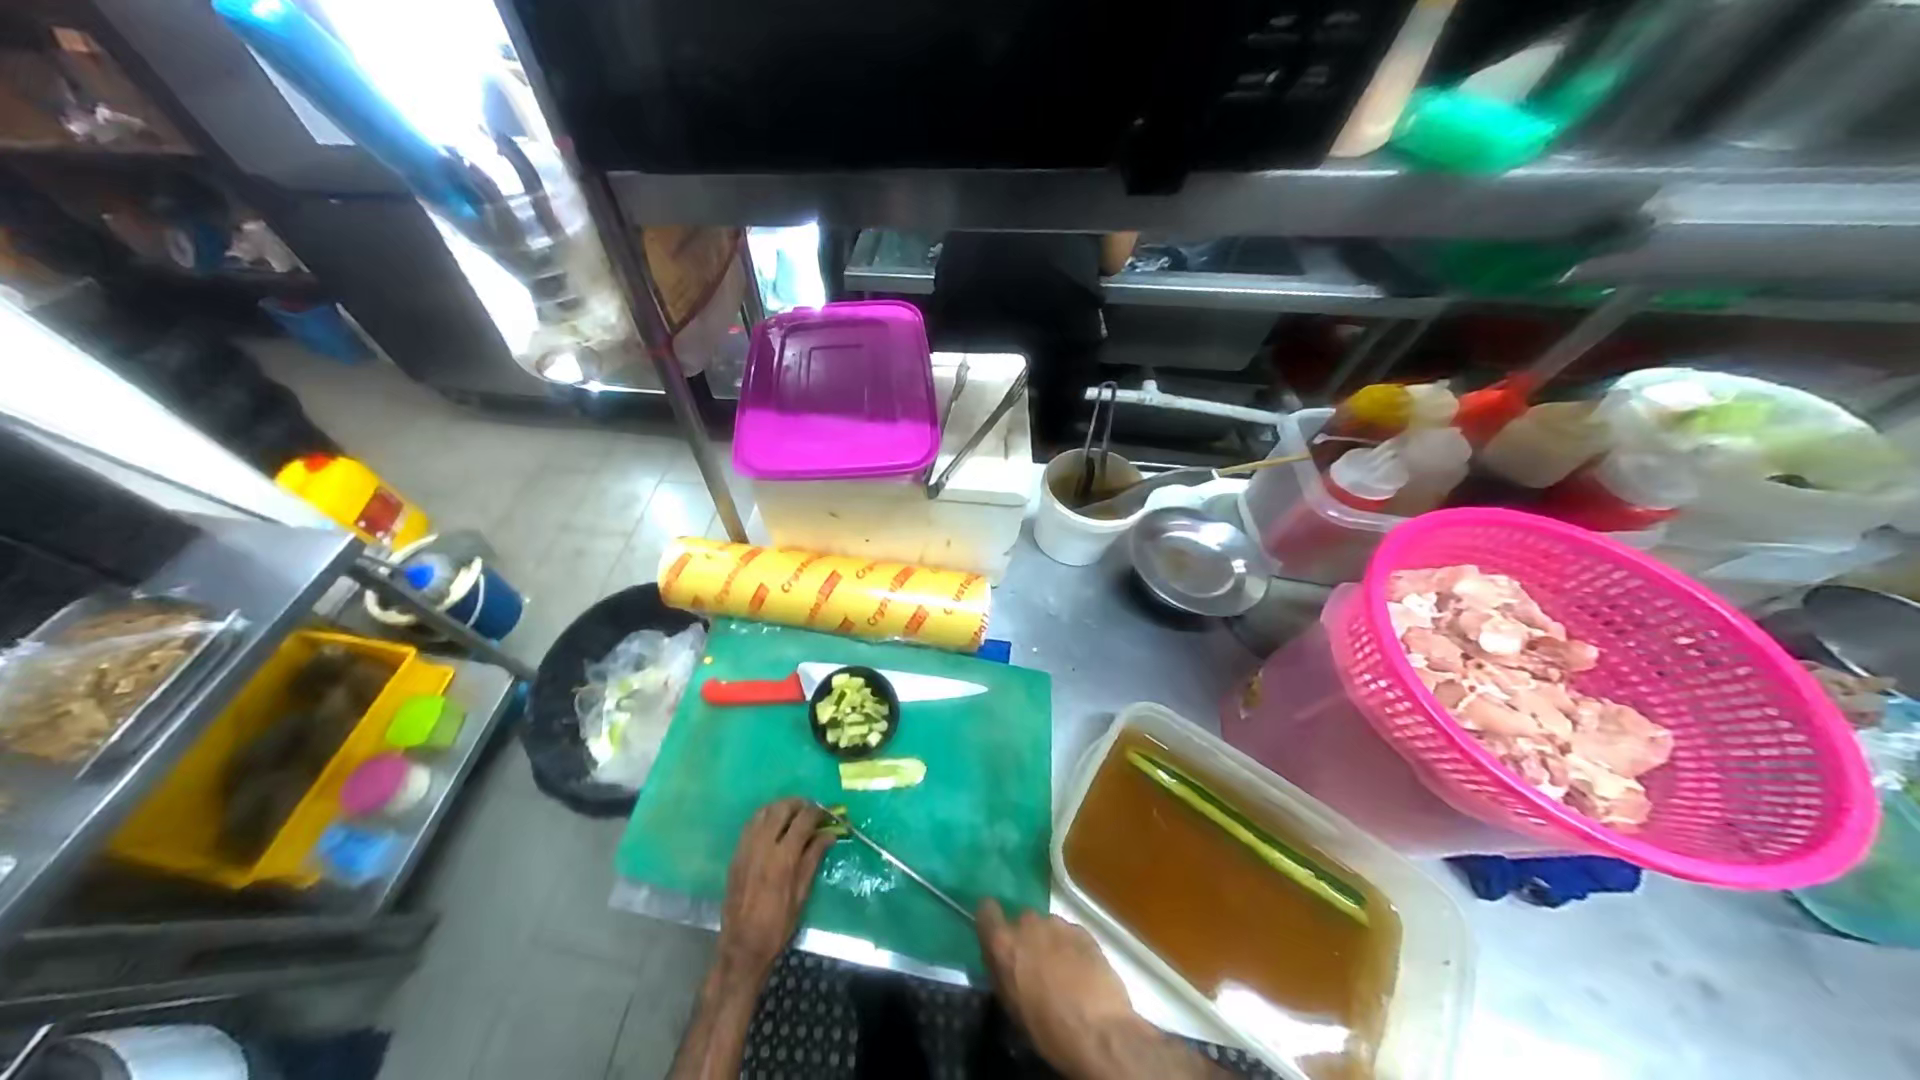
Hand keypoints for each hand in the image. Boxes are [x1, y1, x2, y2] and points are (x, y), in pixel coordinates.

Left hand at [717, 798, 833, 982]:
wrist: (742, 945)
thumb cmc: (778, 924)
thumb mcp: (802, 893)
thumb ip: (813, 858)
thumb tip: (829, 834)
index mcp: (783, 858)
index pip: (803, 820)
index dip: (818, 812)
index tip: (827, 812)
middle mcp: (763, 846)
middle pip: (782, 808)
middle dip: (799, 804)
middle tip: (811, 810)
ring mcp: (746, 848)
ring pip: (763, 812)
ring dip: (781, 807)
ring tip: (793, 814)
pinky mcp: (736, 854)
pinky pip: (751, 824)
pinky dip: (765, 817)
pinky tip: (774, 825)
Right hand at [976, 899, 1150, 1077]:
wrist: (1098, 1031)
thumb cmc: (1047, 1028)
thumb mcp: (1011, 1005)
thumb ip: (1001, 971)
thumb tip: (1000, 958)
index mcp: (1003, 943)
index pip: (986, 911)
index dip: (991, 920)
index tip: (996, 934)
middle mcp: (1028, 924)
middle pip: (1021, 920)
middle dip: (1026, 938)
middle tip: (1035, 965)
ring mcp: (1058, 924)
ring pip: (1047, 927)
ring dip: (1050, 942)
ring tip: (1062, 972)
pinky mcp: (1084, 931)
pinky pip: (1070, 934)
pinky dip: (1072, 948)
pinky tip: (1081, 972)